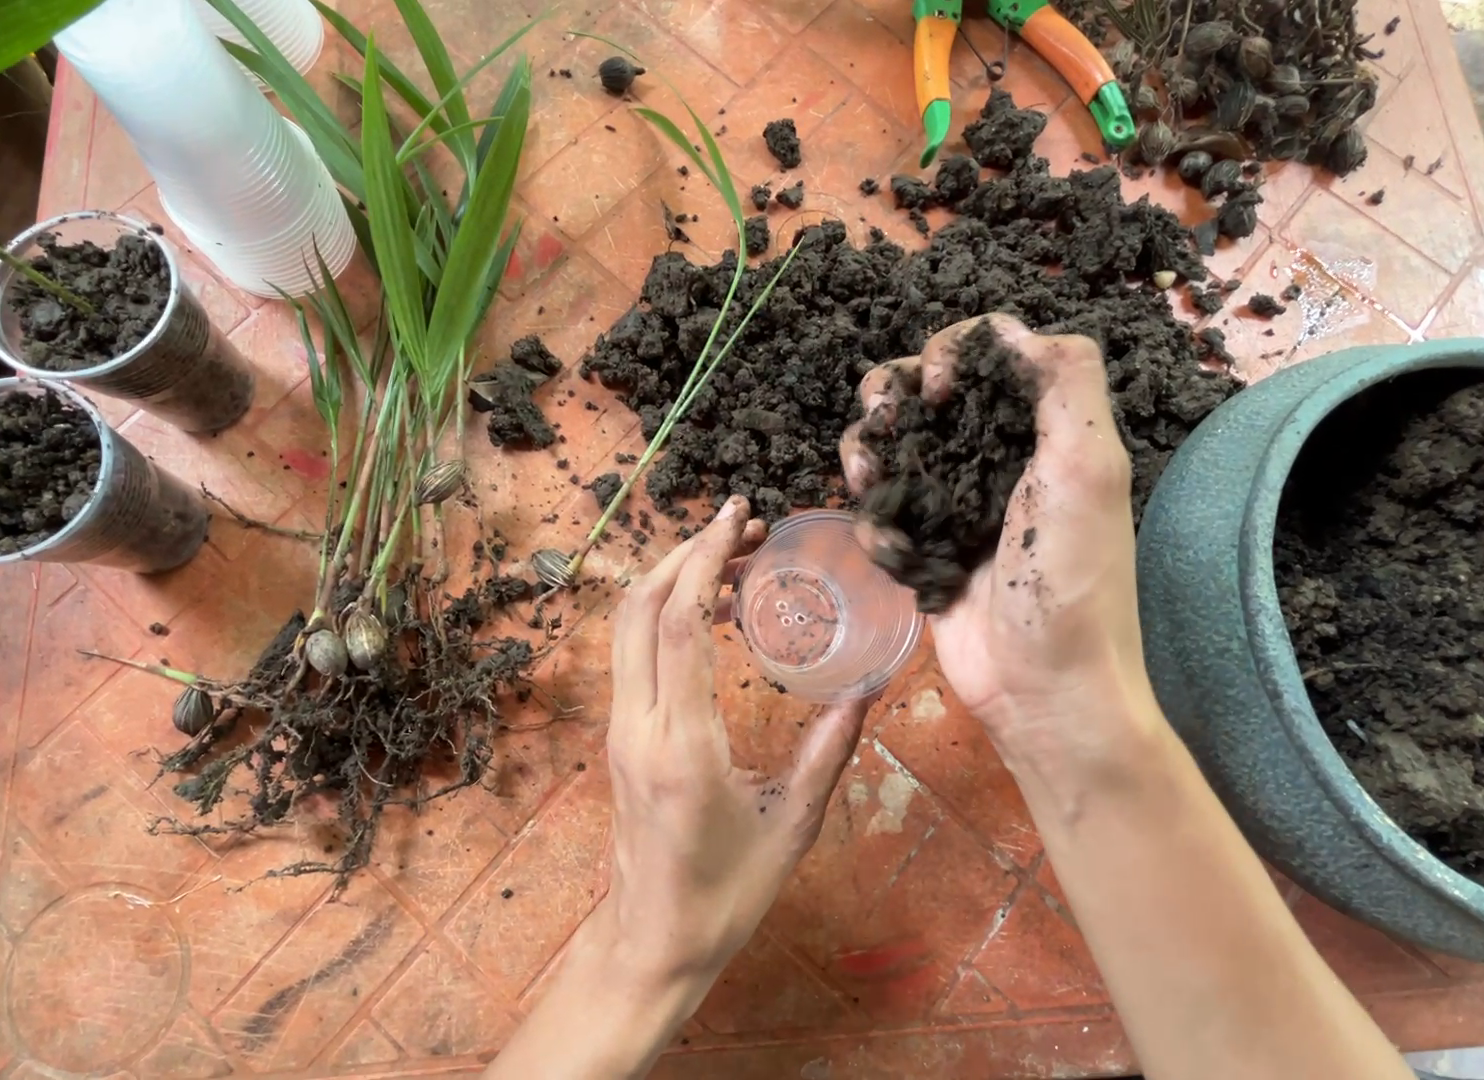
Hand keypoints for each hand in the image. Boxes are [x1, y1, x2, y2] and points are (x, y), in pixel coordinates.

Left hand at [599, 494, 873, 981]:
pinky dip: (664, 612)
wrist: (650, 941)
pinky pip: (633, 651)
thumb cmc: (725, 893)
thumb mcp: (792, 824)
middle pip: (641, 606)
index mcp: (682, 744)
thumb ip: (829, 750)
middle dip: (686, 552)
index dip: (705, 558)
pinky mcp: (617, 732)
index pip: (680, 623)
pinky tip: (711, 613)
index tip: (737, 516)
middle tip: (741, 527)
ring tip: (729, 559)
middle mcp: (637, 724)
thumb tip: (866, 687)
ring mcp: (618, 726)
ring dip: (671, 577)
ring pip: (628, 623)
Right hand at [839, 314, 1151, 765]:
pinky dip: (871, 523)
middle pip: (917, 391)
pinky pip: (875, 512)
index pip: (982, 352)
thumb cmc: (1072, 580)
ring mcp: (947, 502)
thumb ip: (1064, 383)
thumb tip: (1008, 328)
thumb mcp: (1090, 470)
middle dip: (887, 397)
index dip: (948, 353)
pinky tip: (889, 553)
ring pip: (885, 447)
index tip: (940, 392)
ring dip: (863, 453)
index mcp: (1035, 427)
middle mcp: (987, 455)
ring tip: (867, 483)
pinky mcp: (917, 546)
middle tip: (884, 427)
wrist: (1042, 688)